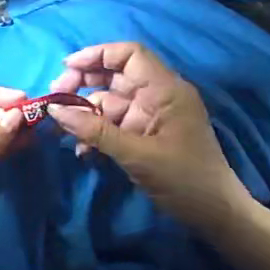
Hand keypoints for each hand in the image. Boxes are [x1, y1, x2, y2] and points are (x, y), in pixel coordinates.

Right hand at [47, 42, 252, 235]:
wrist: (215, 214)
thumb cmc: (184, 179)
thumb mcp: (137, 155)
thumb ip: (95, 131)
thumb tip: (54, 110)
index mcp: (166, 90)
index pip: (130, 55)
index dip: (97, 55)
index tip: (66, 68)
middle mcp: (157, 97)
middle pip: (115, 76)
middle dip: (83, 85)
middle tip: (54, 99)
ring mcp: (150, 118)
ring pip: (109, 104)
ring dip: (84, 115)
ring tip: (60, 131)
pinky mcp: (145, 137)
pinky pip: (113, 126)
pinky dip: (95, 134)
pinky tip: (82, 152)